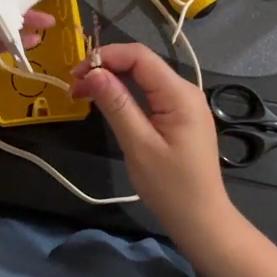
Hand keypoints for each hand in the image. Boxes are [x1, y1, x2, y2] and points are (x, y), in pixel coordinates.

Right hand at [71, 43, 232, 238]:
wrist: (201, 221)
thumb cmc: (171, 186)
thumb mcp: (138, 145)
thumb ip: (117, 105)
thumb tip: (93, 72)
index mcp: (180, 94)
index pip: (140, 56)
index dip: (106, 56)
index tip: (76, 73)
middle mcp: (185, 91)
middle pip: (141, 63)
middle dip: (106, 67)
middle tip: (75, 86)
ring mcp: (184, 103)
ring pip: (143, 77)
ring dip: (113, 79)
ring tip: (84, 93)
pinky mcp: (179, 116)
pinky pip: (149, 93)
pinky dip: (125, 93)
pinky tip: (106, 102)